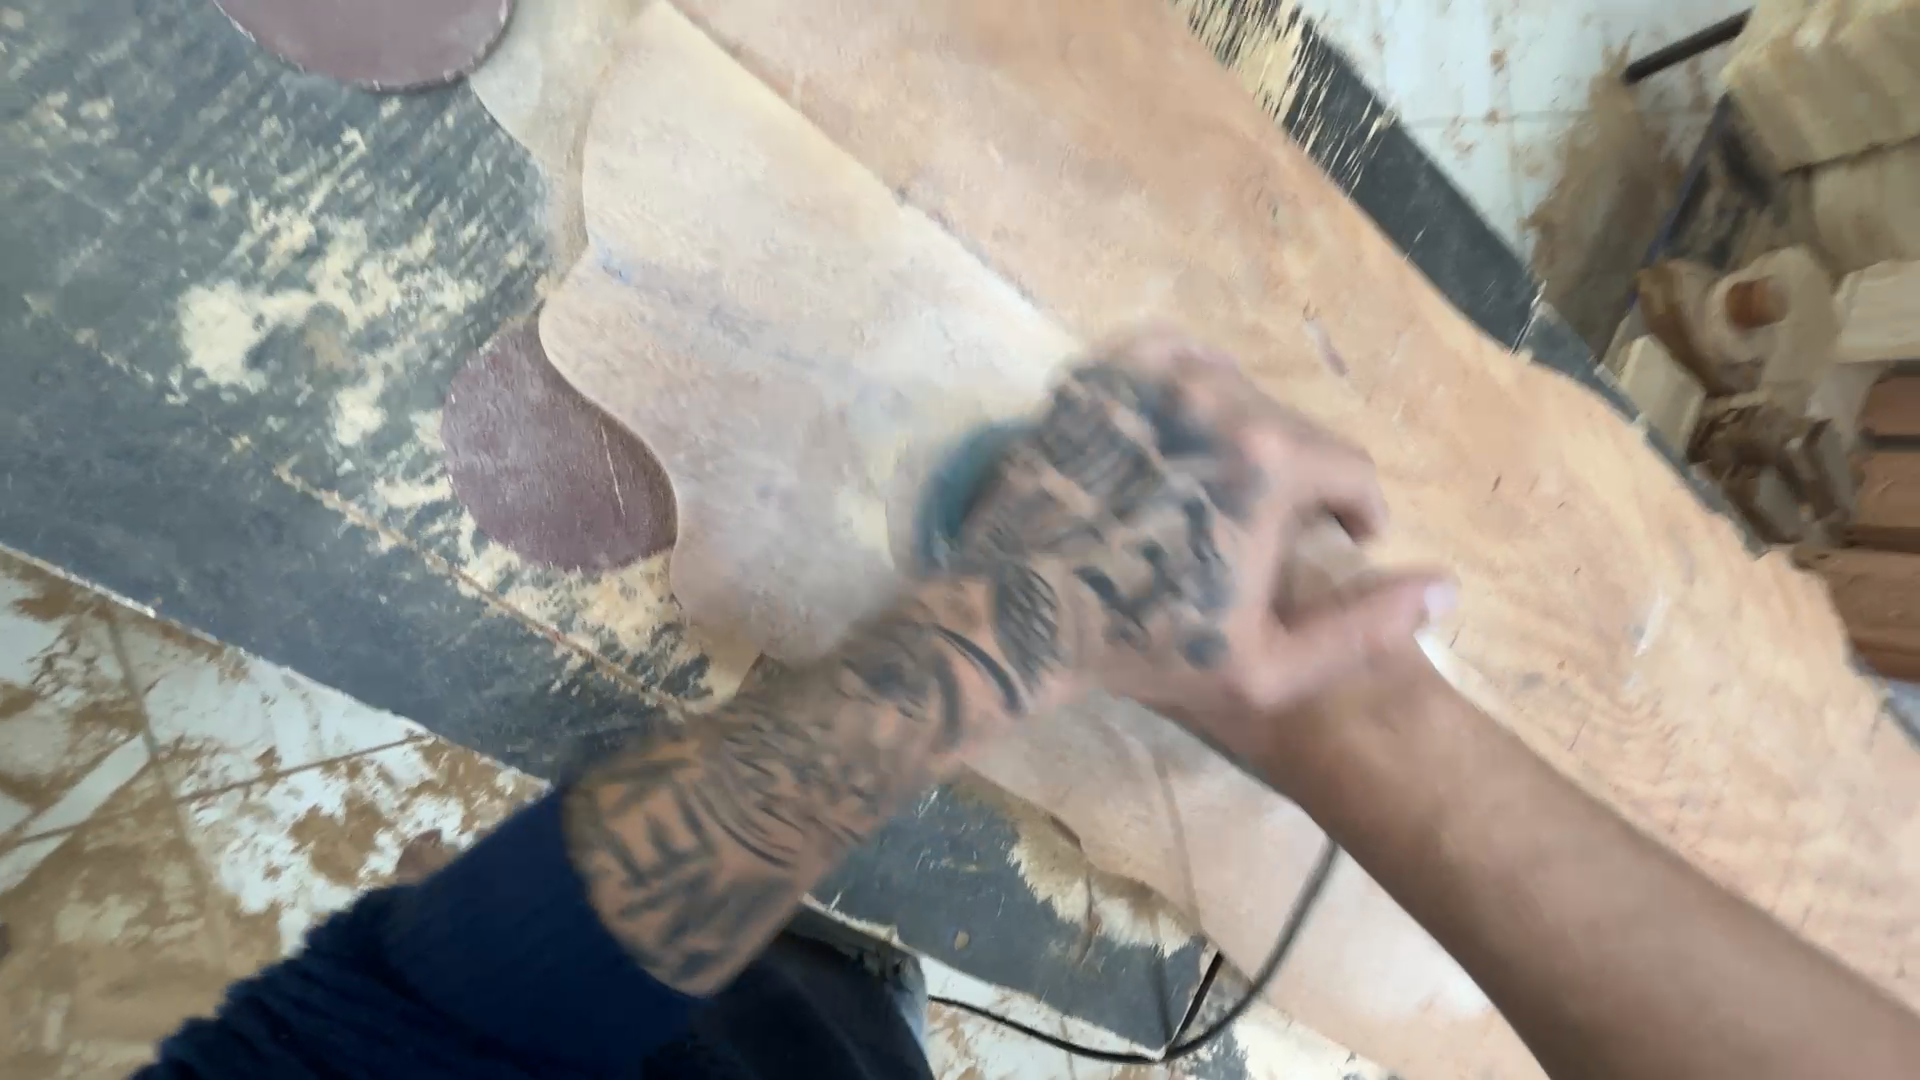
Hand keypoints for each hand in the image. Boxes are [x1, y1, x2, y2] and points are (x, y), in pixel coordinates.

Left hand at [955, 328, 1452, 741]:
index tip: (1342, 537)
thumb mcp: (1264, 668)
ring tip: (1225, 478)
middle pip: (1293, 427)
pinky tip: (1181, 420)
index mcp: (1270, 463)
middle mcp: (1216, 401)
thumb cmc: (1139, 645)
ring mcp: (1147, 382)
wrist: (1018, 615)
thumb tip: (1448, 589)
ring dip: (1246, 430)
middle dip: (1299, 478)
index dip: (1356, 511)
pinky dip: (1185, 379)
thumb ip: (1364, 630)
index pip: (1350, 470)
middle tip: (1270, 523)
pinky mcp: (1095, 380)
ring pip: (1234, 389)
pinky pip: (1164, 355)